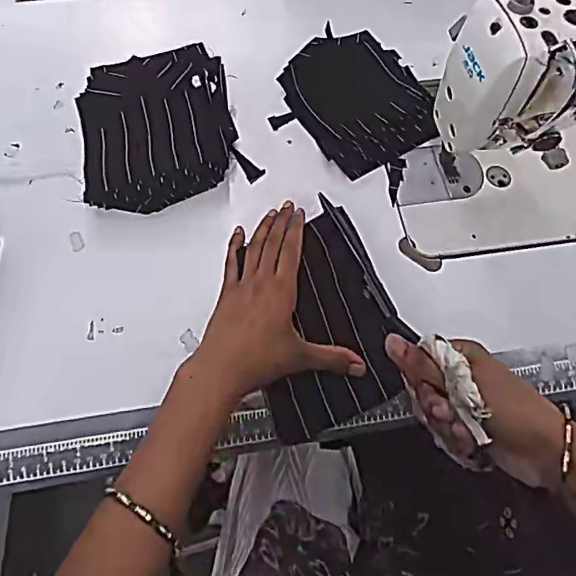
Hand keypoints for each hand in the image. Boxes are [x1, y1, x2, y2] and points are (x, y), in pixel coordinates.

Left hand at [188, 203, 366, 402]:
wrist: (221, 369)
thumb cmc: (255, 361)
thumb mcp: (300, 358)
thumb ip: (332, 358)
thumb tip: (354, 363)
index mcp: (281, 292)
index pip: (291, 251)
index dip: (296, 230)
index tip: (299, 215)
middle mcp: (260, 283)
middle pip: (272, 243)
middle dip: (281, 222)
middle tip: (287, 206)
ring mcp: (241, 286)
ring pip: (253, 248)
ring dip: (262, 229)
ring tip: (269, 215)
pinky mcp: (226, 294)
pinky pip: (232, 263)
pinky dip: (235, 246)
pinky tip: (238, 236)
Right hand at [385, 334, 568, 487]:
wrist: (548, 454)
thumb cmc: (517, 412)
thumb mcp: (463, 385)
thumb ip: (423, 366)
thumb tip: (393, 342)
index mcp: (460, 357)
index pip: (417, 361)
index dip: (418, 381)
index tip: (430, 393)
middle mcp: (462, 378)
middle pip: (423, 392)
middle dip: (434, 410)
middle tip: (450, 413)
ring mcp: (467, 405)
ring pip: (433, 418)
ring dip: (447, 429)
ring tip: (467, 432)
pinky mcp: (471, 430)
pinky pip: (446, 436)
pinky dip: (457, 443)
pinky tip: (472, 444)